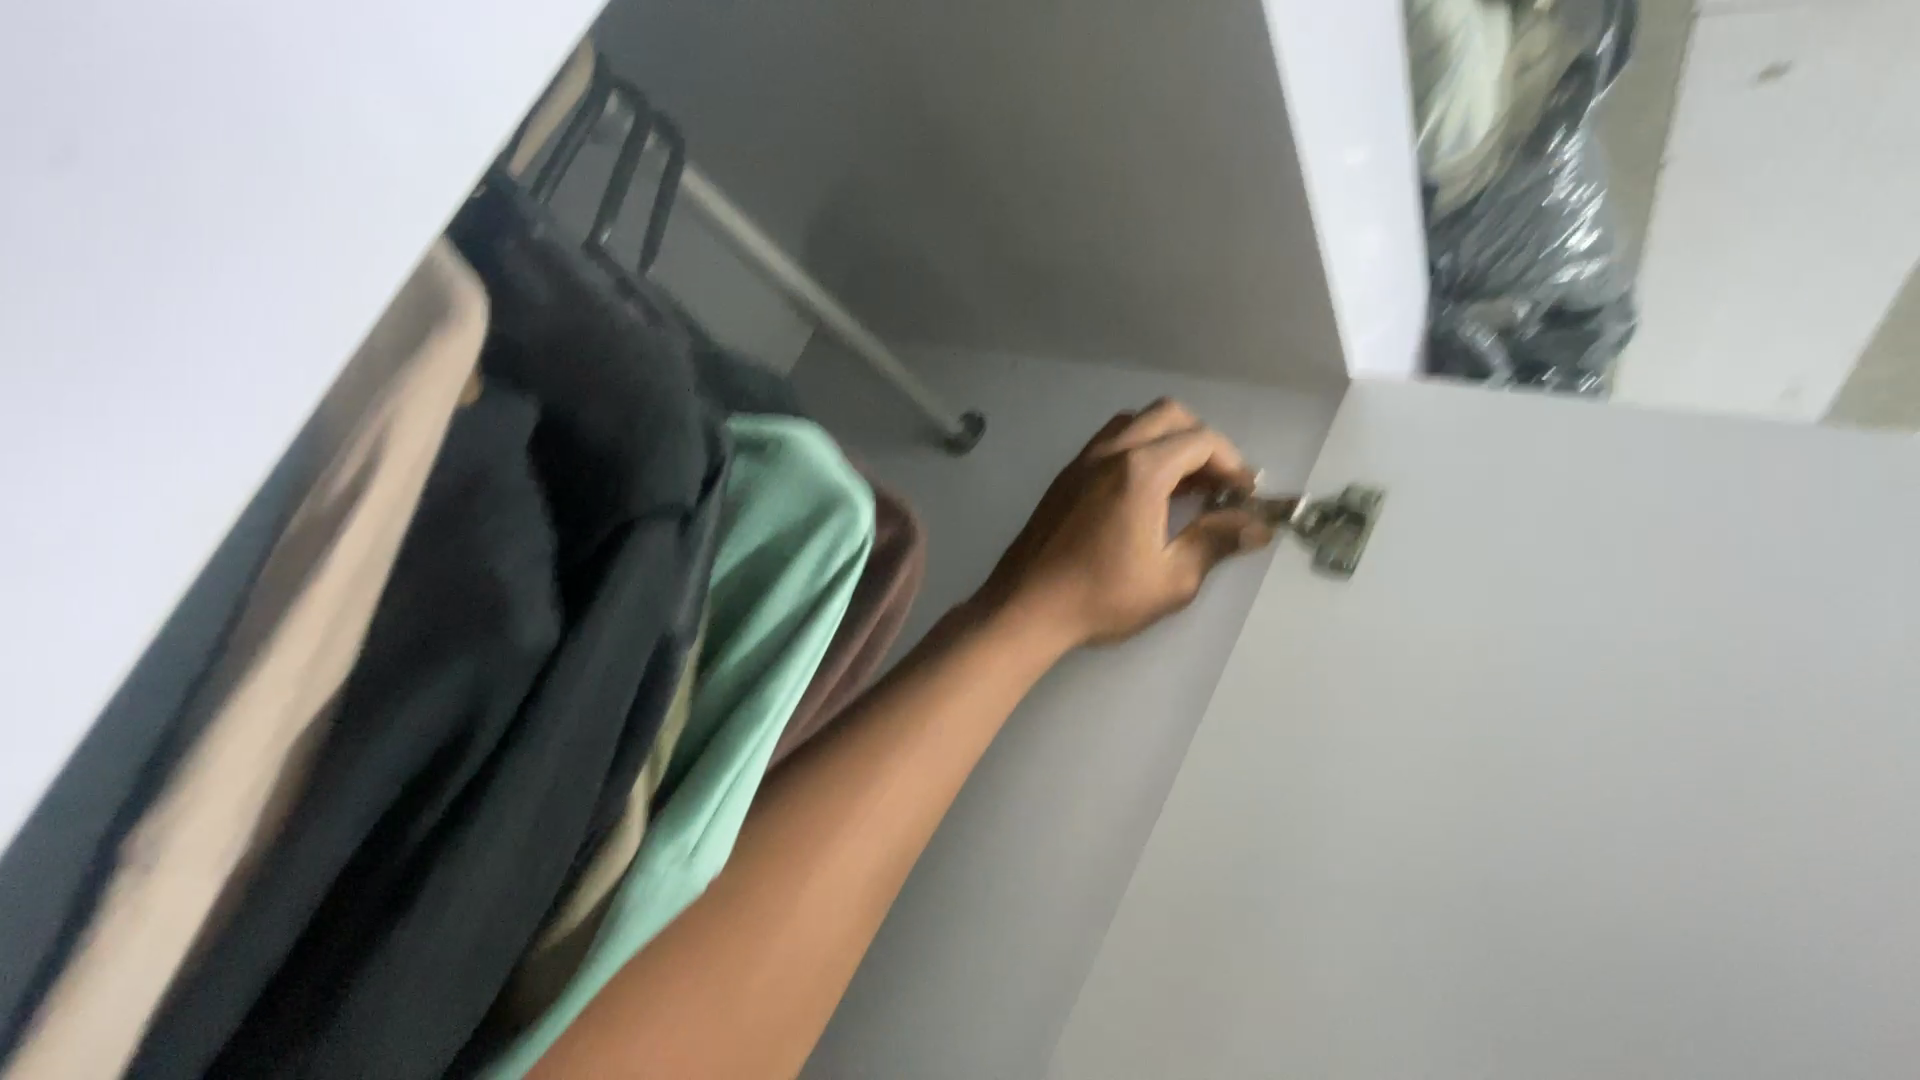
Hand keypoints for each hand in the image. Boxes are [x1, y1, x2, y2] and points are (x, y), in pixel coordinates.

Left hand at [974, 399, 1276, 650]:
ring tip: (1182, 485)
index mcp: (1140, 471)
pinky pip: (1108, 443)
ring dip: (1166, 441)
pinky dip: (1136, 451)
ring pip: (1134, 424)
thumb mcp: (1172, 578)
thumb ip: (1216, 541)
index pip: (1201, 441)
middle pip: (1168, 416)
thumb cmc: (1102, 596)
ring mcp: (1082, 461)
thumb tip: (1257, 526)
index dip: (1232, 463)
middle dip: (1202, 442)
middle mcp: (1110, 452)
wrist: (1026, 607)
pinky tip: (1143, 494)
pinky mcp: (1064, 477)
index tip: (1244, 494)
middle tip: (1217, 483)